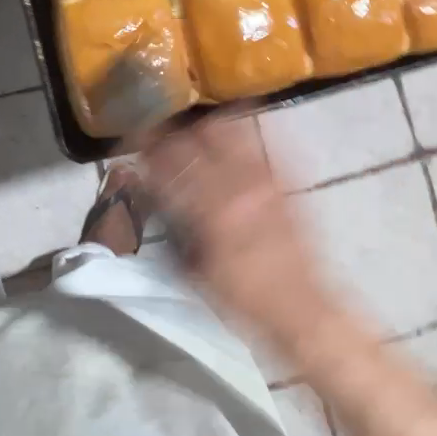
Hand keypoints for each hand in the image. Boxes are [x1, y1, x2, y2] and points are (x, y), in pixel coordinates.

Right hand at [141, 117, 347, 358]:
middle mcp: (238, 185)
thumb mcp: (195, 269)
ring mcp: (265, 179)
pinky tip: (231, 134)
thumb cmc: (242, 298)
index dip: (148, 145)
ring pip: (230, 130)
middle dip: (176, 132)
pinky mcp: (284, 181)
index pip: (170, 161)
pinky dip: (240, 133)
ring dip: (206, 128)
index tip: (135, 141)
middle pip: (198, 135)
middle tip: (164, 138)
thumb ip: (175, 227)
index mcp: (210, 209)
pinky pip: (259, 144)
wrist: (301, 307)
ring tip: (196, 134)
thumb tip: (155, 198)